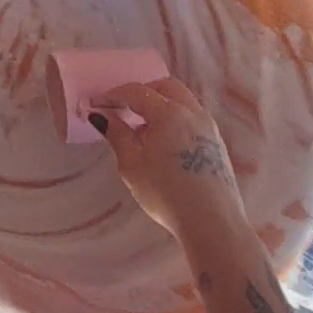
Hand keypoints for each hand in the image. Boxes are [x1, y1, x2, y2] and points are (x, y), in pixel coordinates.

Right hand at [94, 78, 244, 241]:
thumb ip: (116, 134)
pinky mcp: (217, 144)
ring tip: (142, 128)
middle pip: (164, 87)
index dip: (112, 95)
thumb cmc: (166, 194)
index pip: (136, 92)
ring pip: (182, 101)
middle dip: (140, 93)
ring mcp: (209, 128)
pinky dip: (174, 118)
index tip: (95, 103)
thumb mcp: (131, 165)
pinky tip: (162, 144)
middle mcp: (193, 113)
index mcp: (169, 113)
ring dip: (159, 105)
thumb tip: (100, 115)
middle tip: (122, 108)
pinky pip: (191, 118)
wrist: (213, 225)